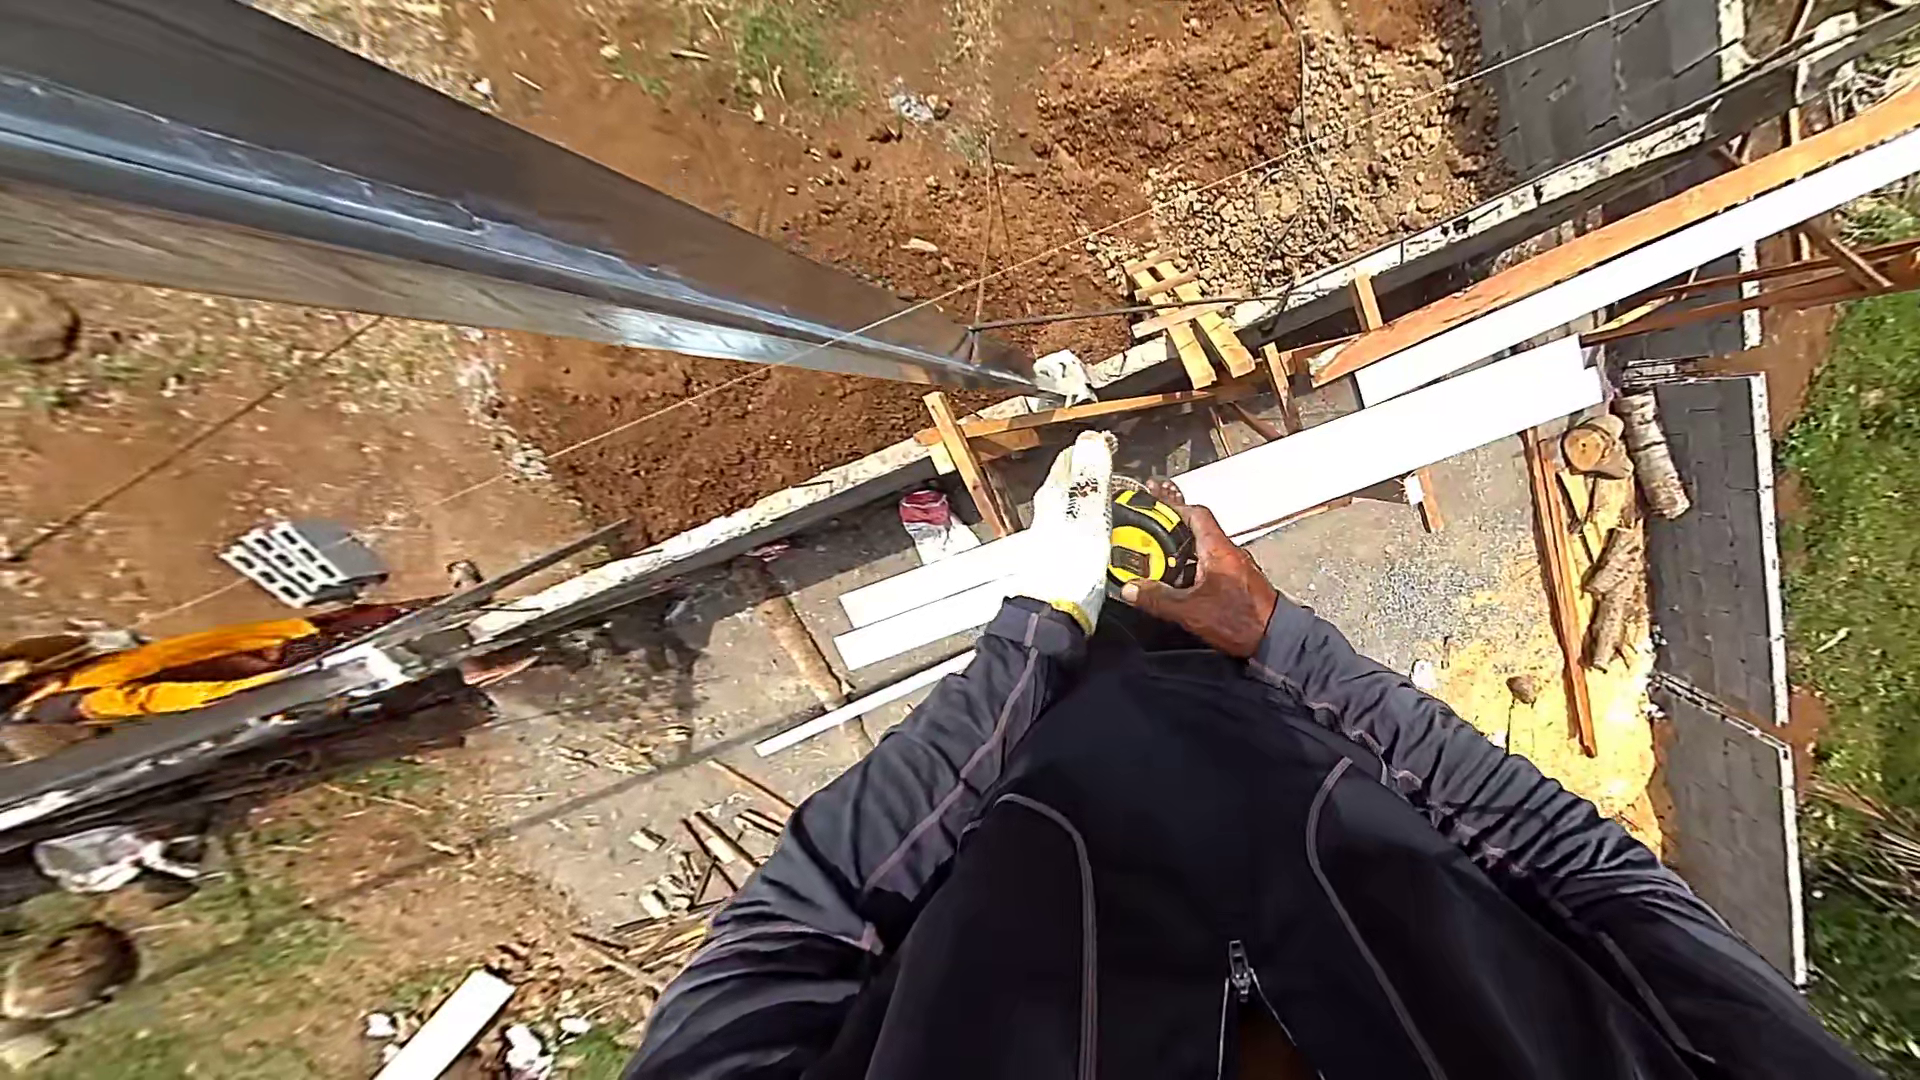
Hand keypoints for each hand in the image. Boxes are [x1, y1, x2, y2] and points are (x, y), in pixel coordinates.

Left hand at [1010, 431, 1115, 634]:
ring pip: (1075, 504)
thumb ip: (1090, 477)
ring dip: (1096, 498)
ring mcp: (1054, 534)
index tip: (1109, 446)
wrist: (1054, 613)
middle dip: (1094, 473)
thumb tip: (1090, 440)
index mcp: (1053, 496)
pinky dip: (1095, 522)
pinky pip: (1080, 528)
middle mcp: (1049, 512)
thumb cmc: (1067, 567)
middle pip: (1071, 482)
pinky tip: (1109, 531)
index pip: (1069, 459)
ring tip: (1120, 498)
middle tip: (1119, 471)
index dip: (1090, 449)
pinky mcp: (1062, 555)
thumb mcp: (1086, 514)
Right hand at [1118, 483, 1277, 658]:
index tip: (1154, 506)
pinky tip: (1177, 582)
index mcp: (1218, 550)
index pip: (1195, 514)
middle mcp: (1228, 553)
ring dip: (1179, 550)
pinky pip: (1208, 565)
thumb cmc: (1244, 621)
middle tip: (1148, 532)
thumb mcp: (1191, 610)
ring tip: (1156, 558)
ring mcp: (1233, 567)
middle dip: (1170, 529)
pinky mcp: (1235, 582)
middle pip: (1195, 530)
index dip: (1173, 507)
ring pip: (1201, 549)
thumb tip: (1132, 590)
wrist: (1276, 640)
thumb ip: (1158, 598)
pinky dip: (1190, 567)